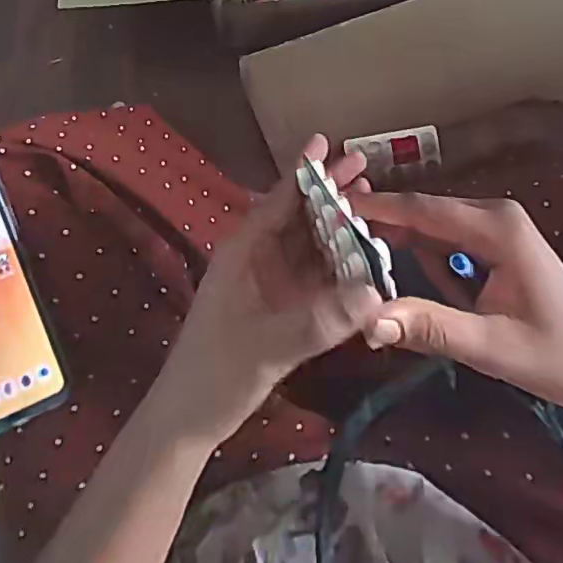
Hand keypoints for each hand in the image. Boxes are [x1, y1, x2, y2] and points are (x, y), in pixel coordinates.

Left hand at [149, 136, 384, 446]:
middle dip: (328, 192)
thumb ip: (318, 320)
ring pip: (307, 244)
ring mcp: (268, 284)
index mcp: (243, 253)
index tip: (325, 142)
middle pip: (297, 216)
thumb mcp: (266, 347)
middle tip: (364, 167)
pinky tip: (363, 256)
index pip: (278, 201)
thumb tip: (373, 293)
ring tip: (371, 201)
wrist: (188, 419)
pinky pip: (312, 277)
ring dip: (336, 225)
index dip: (303, 173)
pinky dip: (336, 264)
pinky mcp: (279, 308)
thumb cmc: (215, 374)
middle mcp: (256, 259)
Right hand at [352, 192, 562, 417]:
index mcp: (497, 226)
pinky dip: (422, 260)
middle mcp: (494, 215)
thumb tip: (368, 319)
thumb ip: (429, 327)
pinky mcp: (495, 246)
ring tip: (360, 260)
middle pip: (421, 214)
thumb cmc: (560, 358)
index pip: (421, 208)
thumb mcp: (490, 346)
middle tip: (334, 242)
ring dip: (400, 247)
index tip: (329, 208)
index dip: (374, 208)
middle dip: (381, 229)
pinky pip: (445, 245)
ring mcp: (496, 229)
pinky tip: (409, 280)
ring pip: (430, 230)